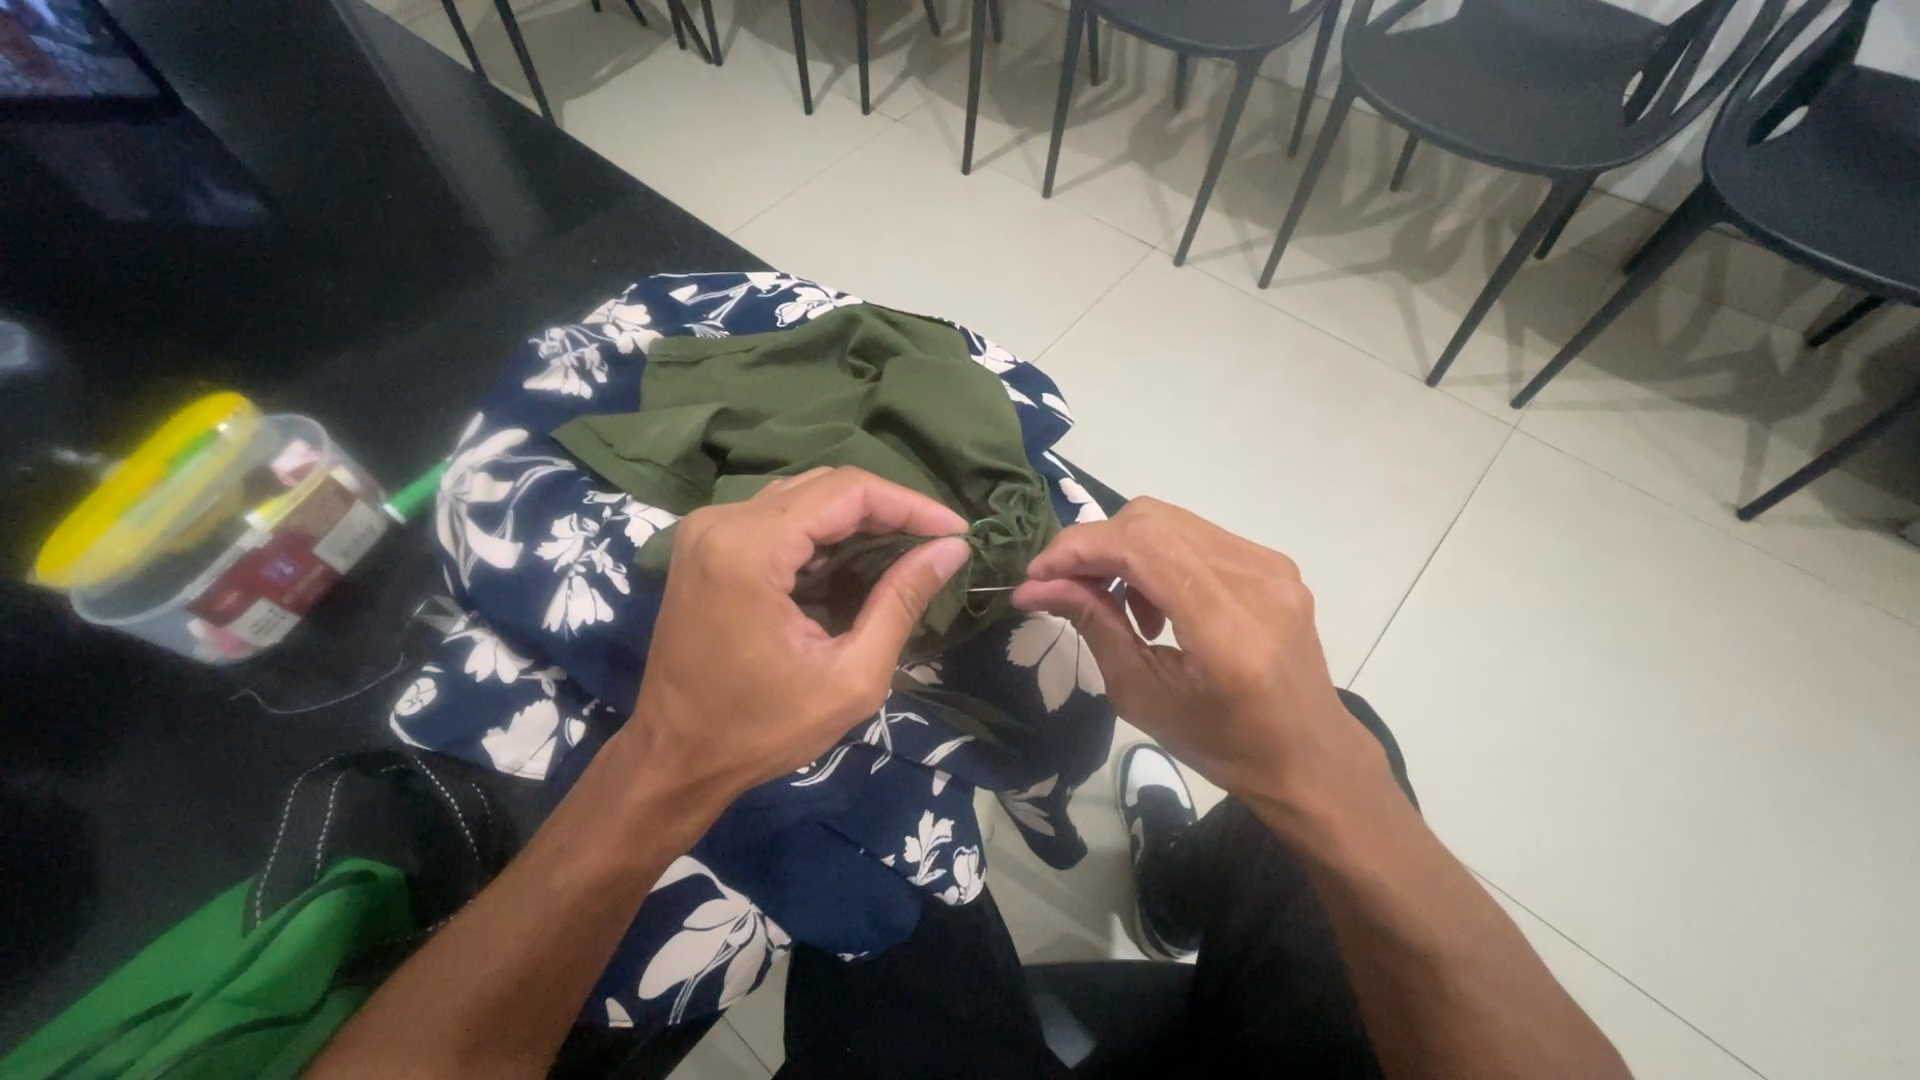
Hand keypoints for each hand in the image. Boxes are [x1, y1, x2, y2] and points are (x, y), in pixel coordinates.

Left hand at [626, 467, 971, 802]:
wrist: (676, 756)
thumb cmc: (763, 729)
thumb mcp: (852, 676)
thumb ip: (901, 602)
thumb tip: (951, 549)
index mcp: (750, 549)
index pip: (846, 492)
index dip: (910, 504)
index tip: (957, 530)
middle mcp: (721, 522)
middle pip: (824, 486)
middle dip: (888, 508)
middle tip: (937, 542)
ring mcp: (707, 530)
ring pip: (802, 495)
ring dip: (858, 516)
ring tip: (907, 546)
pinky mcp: (705, 544)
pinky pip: (777, 514)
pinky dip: (823, 529)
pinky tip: (857, 556)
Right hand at [1011, 498, 1385, 814]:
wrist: (1306, 755)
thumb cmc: (1219, 744)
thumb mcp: (1141, 694)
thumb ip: (1093, 625)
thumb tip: (1033, 588)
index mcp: (1227, 630)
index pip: (1143, 548)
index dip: (1080, 548)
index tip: (1037, 576)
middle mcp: (1256, 583)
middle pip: (1152, 521)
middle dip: (1094, 544)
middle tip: (1065, 586)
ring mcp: (1272, 567)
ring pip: (1171, 521)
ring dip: (1124, 549)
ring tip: (1116, 605)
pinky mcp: (1274, 563)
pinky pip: (1196, 535)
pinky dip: (1157, 555)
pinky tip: (1155, 601)